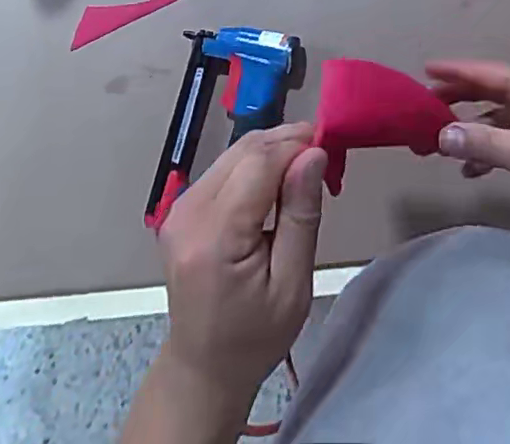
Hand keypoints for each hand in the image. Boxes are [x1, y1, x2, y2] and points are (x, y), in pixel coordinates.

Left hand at [155, 123, 326, 407]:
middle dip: (287, 143)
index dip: (296, 145)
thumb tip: (313, 155)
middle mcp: (189, 212)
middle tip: (323, 157)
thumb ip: (301, 215)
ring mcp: (180, 207)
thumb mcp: (293, 285)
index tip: (330, 149)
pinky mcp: (182, 207)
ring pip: (234, 153)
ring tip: (305, 170)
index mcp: (214, 236)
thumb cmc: (255, 336)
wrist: (203, 365)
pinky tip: (278, 182)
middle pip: (244, 150)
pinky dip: (255, 165)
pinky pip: (224, 168)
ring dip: (272, 151)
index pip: (259, 163)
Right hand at [427, 60, 509, 231]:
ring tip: (443, 144)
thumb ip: (484, 143)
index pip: (487, 72)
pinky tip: (476, 170)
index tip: (425, 69)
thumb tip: (442, 134)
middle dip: (458, 100)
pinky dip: (493, 148)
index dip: (455, 71)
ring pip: (500, 117)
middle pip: (490, 92)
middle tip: (425, 108)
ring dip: (473, 129)